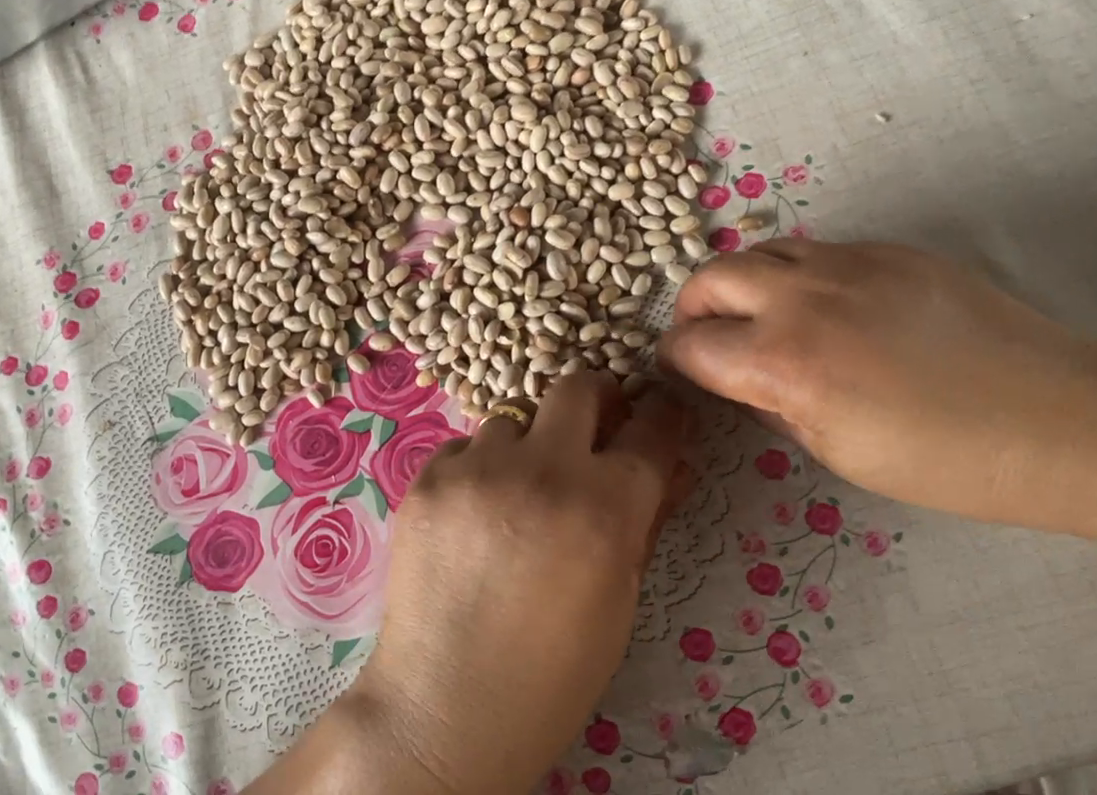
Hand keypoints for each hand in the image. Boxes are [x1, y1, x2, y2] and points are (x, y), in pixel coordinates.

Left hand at [246, 373, 692, 794]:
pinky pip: (464, 448)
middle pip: (578, 388)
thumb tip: (669, 469)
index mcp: (604, 508)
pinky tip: (474, 516)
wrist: (446, 709)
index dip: (664, 417)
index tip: (662, 416)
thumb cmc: (552, 675)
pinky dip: (478, 469)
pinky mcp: (426, 479)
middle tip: (595, 429)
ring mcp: (476, 470)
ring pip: (514, 420)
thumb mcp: (619, 602)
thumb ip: (645, 522)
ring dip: (528, 445)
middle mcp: (541, 471)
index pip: (652, 430)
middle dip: (598, 399)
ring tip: (519, 493)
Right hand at [657, 240, 1096, 537]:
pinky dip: (798, 274)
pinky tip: (829, 308)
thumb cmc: (943, 461)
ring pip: (761, 250)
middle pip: (711, 277)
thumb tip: (742, 381)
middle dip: (696, 308)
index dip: (677, 361)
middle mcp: (802, 299)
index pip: (691, 344)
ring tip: (764, 315)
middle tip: (712, 337)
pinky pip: (816, 251)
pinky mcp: (888, 251)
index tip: (686, 373)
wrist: (1060, 418)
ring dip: (744, 282)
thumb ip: (773, 405)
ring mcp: (847, 264)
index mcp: (783, 362)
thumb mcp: (837, 452)